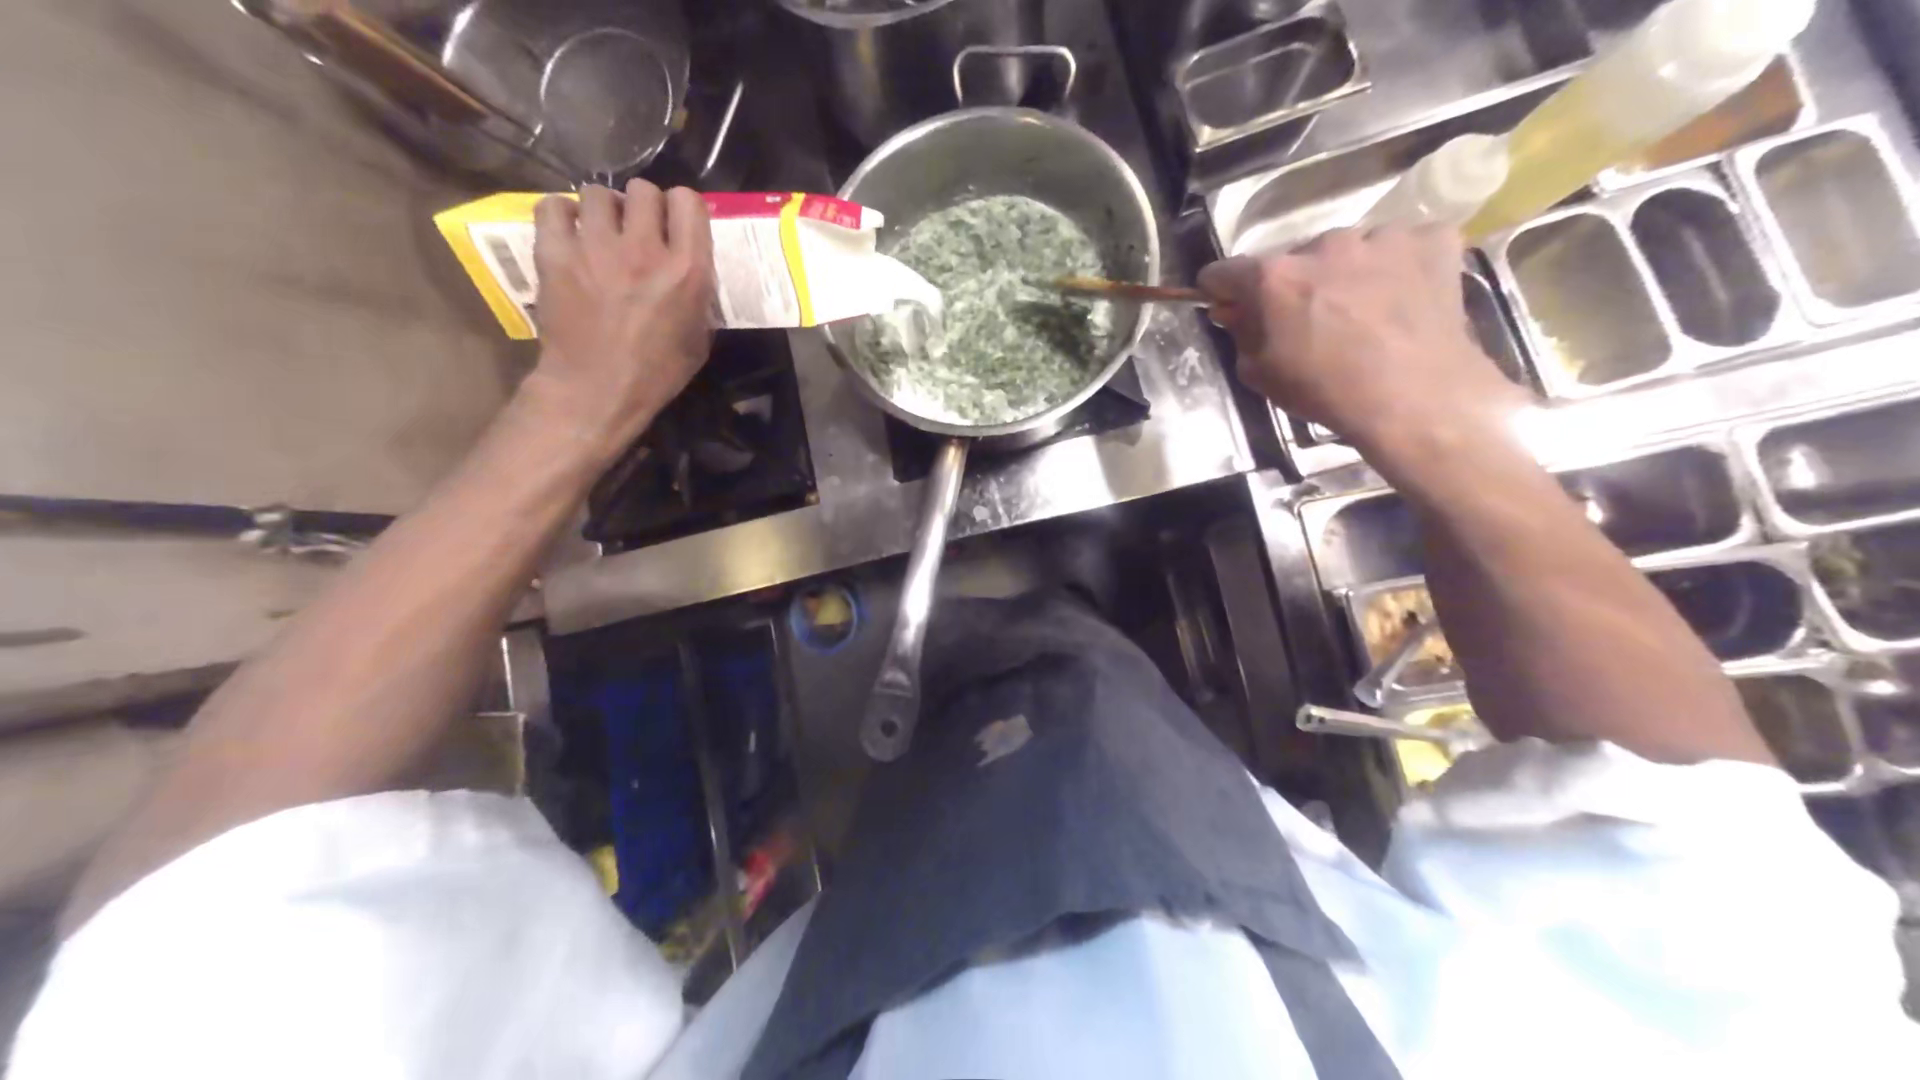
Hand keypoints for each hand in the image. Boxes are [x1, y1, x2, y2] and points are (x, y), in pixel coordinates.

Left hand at [519, 179, 714, 461]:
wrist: (597, 390)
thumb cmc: (657, 372)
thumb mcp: (699, 337)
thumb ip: (699, 295)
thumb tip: (693, 271)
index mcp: (687, 270)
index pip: (689, 201)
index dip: (683, 208)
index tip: (676, 225)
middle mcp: (644, 248)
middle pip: (644, 190)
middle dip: (643, 206)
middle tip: (638, 229)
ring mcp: (596, 247)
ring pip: (598, 193)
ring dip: (604, 209)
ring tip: (601, 232)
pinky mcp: (555, 253)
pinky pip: (553, 206)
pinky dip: (562, 214)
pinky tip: (569, 231)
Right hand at [1199, 228, 1526, 454]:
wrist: (1415, 397)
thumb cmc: (1326, 390)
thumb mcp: (1261, 374)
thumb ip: (1241, 334)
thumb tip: (1236, 312)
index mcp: (1273, 278)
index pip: (1224, 271)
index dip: (1222, 290)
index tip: (1230, 304)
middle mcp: (1322, 244)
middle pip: (1294, 258)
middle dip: (1295, 283)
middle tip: (1312, 319)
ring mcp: (1380, 237)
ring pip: (1350, 250)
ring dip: (1347, 272)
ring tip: (1365, 311)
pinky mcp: (1430, 239)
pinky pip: (1402, 246)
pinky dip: (1398, 267)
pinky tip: (1404, 298)